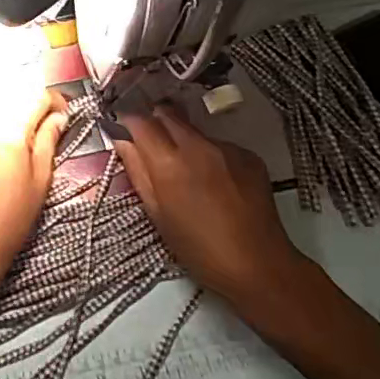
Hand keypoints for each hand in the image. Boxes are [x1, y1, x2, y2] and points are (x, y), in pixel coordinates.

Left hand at [0, 91, 69, 280]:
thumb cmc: (7, 221)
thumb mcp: (40, 179)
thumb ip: (49, 140)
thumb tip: (58, 118)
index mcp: (7, 130)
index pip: (36, 95)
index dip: (56, 101)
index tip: (65, 114)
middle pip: (15, 91)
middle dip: (35, 100)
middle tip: (52, 120)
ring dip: (16, 106)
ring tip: (31, 130)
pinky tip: (9, 137)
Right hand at [114, 103, 305, 303]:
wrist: (258, 264)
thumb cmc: (198, 249)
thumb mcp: (157, 215)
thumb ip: (137, 171)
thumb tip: (121, 139)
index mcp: (169, 163)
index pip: (139, 119)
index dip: (126, 120)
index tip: (122, 128)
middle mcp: (198, 145)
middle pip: (166, 114)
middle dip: (153, 123)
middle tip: (149, 147)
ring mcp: (226, 147)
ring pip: (193, 129)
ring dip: (181, 140)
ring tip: (186, 172)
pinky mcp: (248, 154)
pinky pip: (218, 144)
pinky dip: (208, 155)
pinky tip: (214, 182)